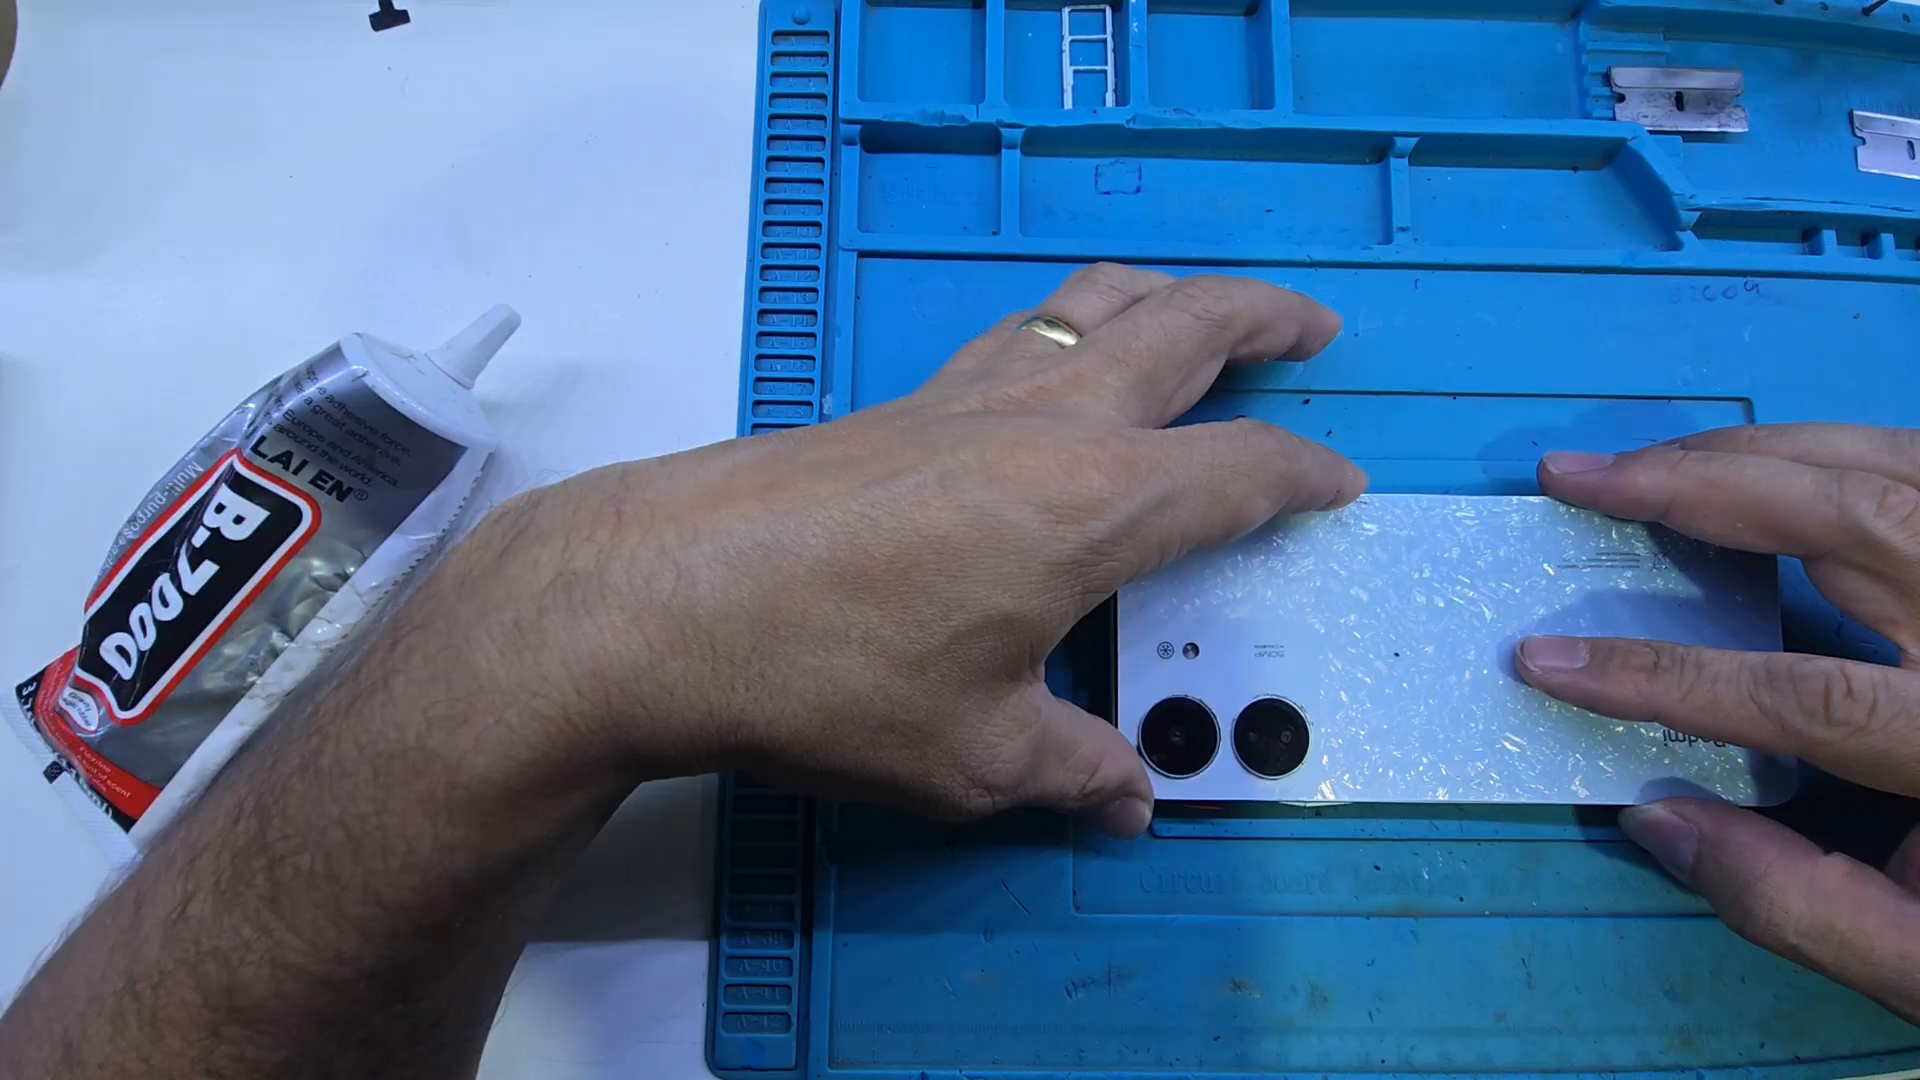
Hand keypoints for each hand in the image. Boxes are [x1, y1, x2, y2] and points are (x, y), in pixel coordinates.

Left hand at [462, 264, 1363, 835]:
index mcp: (1095, 503)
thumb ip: (1070, 771)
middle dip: (1264, 317)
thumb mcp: (973, 754)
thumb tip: (1126, 801)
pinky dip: (1071, 329)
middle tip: (1311, 328)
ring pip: (1094, 303)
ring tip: (1197, 320)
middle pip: (1185, 325)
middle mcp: (1045, 421)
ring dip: (1164, 300)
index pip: (1241, 470)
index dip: (1304, 477)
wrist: (663, 600)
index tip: (1336, 487)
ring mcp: (967, 394)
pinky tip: (1063, 367)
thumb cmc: (831, 677)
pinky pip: (1018, 335)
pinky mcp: (904, 400)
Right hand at [1514, 425, 1919, 1020]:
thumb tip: (1653, 819)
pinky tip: (1759, 465)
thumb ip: (1799, 904)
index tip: (1541, 659)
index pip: (1799, 694)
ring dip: (1751, 454)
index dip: (1654, 673)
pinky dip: (1833, 454)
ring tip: (1640, 462)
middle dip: (1692, 489)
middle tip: (1578, 475)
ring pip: (1899, 470)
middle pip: (1858, 524)